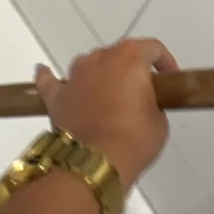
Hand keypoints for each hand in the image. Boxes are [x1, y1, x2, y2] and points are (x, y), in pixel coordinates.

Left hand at [34, 38, 178, 182]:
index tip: (169, 79)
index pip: (153, 48)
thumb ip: (153, 103)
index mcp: (131, 57)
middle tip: (141, 94)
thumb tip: (142, 104)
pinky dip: (49, 77)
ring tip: (107, 96)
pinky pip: (50, 81)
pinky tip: (44, 72)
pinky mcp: (57, 96)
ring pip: (90, 65)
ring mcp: (75, 74)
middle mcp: (101, 57)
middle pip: (120, 54)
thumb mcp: (160, 122)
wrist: (93, 165)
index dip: (165, 62)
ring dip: (100, 75)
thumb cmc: (133, 140)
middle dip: (132, 70)